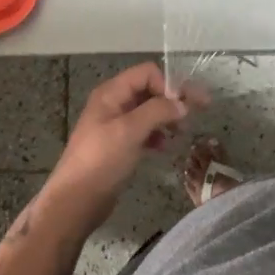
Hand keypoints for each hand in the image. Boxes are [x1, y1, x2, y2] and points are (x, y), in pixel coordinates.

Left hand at [44, 63, 203, 229]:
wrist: (76, 200)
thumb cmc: (102, 160)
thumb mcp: (129, 131)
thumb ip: (157, 111)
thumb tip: (183, 103)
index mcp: (112, 93)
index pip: (147, 73)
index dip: (168, 84)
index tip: (186, 105)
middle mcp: (113, 103)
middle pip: (149, 90)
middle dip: (172, 99)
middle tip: (197, 113)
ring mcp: (116, 124)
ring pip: (148, 111)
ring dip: (167, 117)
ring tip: (181, 133)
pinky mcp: (119, 144)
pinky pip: (144, 130)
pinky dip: (157, 134)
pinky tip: (164, 147)